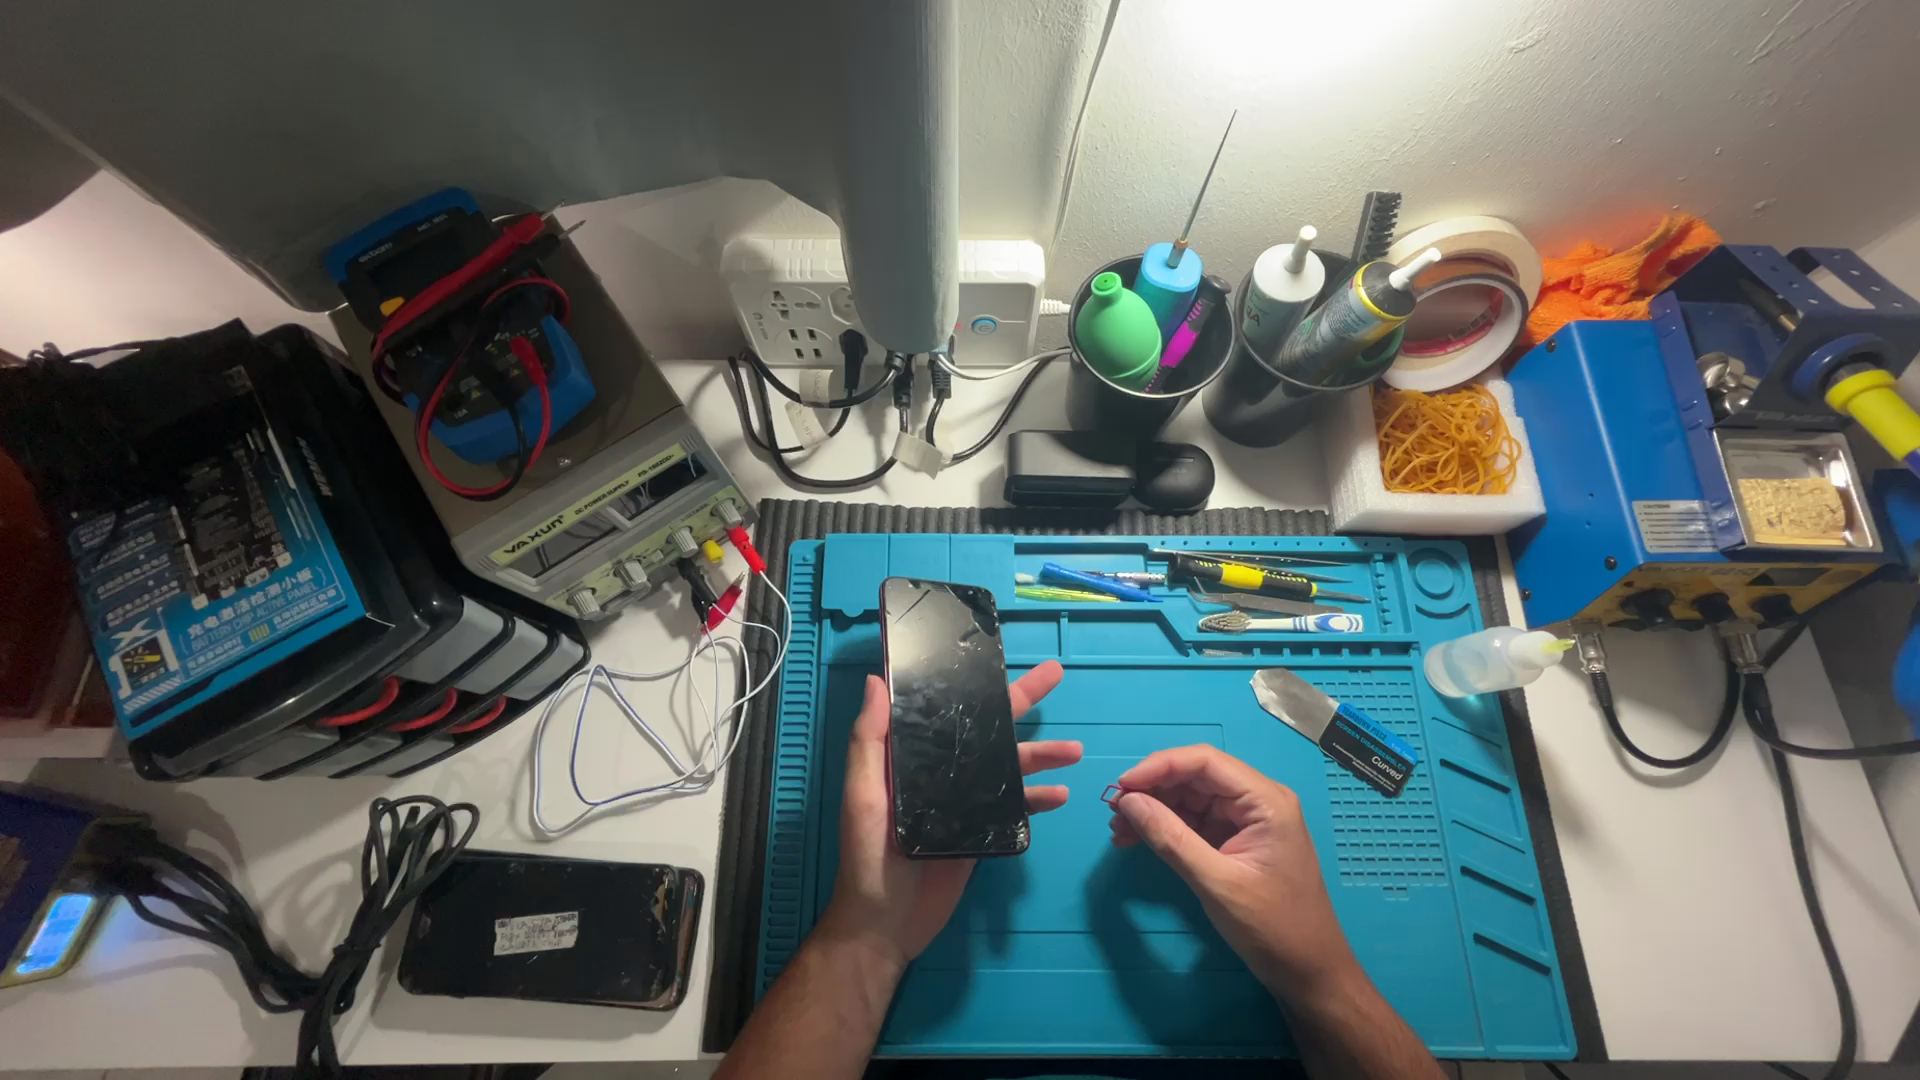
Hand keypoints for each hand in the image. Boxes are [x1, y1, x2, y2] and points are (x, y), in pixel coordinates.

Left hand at [820, 660, 1079, 970]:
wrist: (885, 923)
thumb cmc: (866, 853)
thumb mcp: (862, 791)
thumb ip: (869, 739)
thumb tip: (875, 681)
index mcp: (914, 755)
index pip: (948, 709)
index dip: (972, 682)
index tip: (995, 656)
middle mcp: (944, 770)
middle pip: (988, 729)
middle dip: (1022, 700)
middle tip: (1054, 674)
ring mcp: (966, 801)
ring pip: (1011, 766)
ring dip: (1042, 754)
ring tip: (1074, 749)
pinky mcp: (983, 831)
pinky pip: (1016, 808)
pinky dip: (1039, 799)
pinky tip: (1061, 795)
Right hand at [1108, 744, 1356, 999]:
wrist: (1310, 976)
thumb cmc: (1273, 928)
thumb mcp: (1216, 883)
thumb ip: (1171, 838)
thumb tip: (1128, 802)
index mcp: (1265, 800)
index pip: (1204, 762)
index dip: (1159, 766)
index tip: (1122, 786)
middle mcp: (1256, 800)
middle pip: (1194, 776)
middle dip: (1152, 790)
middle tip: (1114, 810)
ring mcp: (1246, 819)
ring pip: (1189, 797)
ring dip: (1153, 809)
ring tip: (1119, 829)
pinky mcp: (1235, 838)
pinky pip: (1193, 819)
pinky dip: (1164, 827)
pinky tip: (1137, 838)